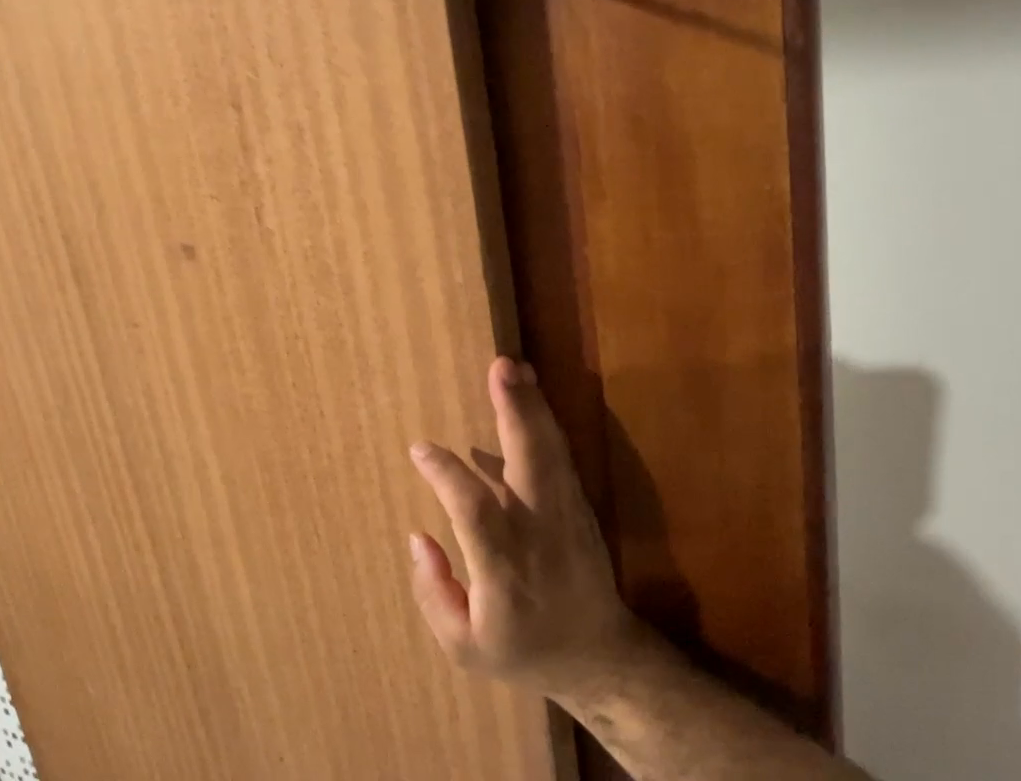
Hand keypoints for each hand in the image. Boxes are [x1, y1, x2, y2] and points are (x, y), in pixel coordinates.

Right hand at [407, 358, 642, 698]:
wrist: (600, 655)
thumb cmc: (524, 650)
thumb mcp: (465, 647)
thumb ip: (434, 594)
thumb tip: (419, 535)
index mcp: (506, 571)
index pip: (475, 512)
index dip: (447, 476)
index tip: (420, 448)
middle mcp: (540, 534)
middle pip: (530, 464)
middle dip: (515, 412)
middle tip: (500, 368)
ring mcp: (567, 515)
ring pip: (551, 452)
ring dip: (532, 406)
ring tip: (514, 366)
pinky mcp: (579, 506)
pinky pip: (559, 456)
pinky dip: (544, 422)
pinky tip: (530, 393)